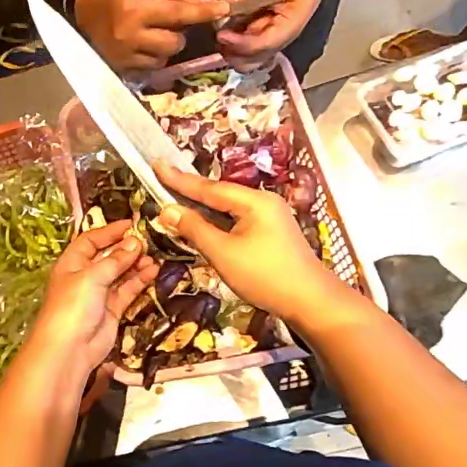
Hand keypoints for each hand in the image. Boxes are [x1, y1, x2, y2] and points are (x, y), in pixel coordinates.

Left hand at [27, 219, 157, 377]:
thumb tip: (136, 242)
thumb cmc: (73, 305)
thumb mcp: (92, 276)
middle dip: (126, 248)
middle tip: (148, 241)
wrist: (69, 349)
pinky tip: (153, 271)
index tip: (132, 223)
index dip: (110, 231)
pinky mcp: (112, 309)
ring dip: (136, 264)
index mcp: (72, 263)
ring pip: (121, 273)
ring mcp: (99, 293)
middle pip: (108, 256)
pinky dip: (140, 281)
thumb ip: (116, 259)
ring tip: (153, 256)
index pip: (91, 240)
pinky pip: (128, 290)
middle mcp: (85, 276)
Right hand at [74, 0, 227, 70]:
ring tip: (151, 34)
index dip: (203, 13)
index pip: (178, 13)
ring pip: (163, 59)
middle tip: (165, 22)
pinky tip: (142, 46)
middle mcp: (130, 35)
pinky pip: (150, 69)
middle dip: (177, 34)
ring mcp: (124, 55)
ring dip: (164, 48)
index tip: (224, 10)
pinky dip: (152, 58)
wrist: (85, 1)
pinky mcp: (121, 68)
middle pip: (174, 43)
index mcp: (137, 9)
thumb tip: (204, 5)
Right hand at [154, 164, 350, 327]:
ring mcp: (271, 218)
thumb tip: (168, 210)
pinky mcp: (273, 234)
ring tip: (176, 201)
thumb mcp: (223, 252)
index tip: (157, 165)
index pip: (208, 188)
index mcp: (253, 201)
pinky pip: (238, 220)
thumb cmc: (265, 275)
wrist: (310, 301)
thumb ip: (194, 229)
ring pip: (229, 209)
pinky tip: (204, 226)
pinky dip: (218, 221)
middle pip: (220, 195)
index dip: (179, 179)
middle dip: (191, 191)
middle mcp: (263, 202)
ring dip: (203, 208)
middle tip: (162, 181)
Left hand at [216, 0, 346, 61]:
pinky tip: (228, 15)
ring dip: (233, 42)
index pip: (259, 47)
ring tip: (221, 23)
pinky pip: (248, 34)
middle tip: (218, 32)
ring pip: (248, 50)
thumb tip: (226, 10)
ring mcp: (273, 31)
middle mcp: (279, 37)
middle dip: (233, 50)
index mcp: (287, 29)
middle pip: (252, 58)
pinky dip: (237, 30)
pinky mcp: (267, 22)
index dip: (238, 44)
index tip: (221, 34)